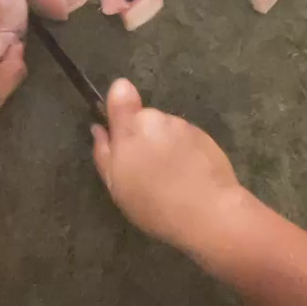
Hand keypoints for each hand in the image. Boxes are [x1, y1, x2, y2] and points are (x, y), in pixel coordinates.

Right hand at [90, 79, 250, 250]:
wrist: (208, 212)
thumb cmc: (153, 203)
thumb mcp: (116, 185)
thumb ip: (103, 152)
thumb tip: (98, 128)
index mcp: (129, 128)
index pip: (120, 93)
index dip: (119, 102)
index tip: (120, 124)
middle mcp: (156, 119)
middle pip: (144, 118)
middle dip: (143, 136)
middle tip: (145, 168)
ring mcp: (183, 126)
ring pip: (166, 129)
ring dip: (164, 145)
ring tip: (170, 177)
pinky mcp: (205, 136)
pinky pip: (186, 138)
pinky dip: (184, 151)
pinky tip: (188, 176)